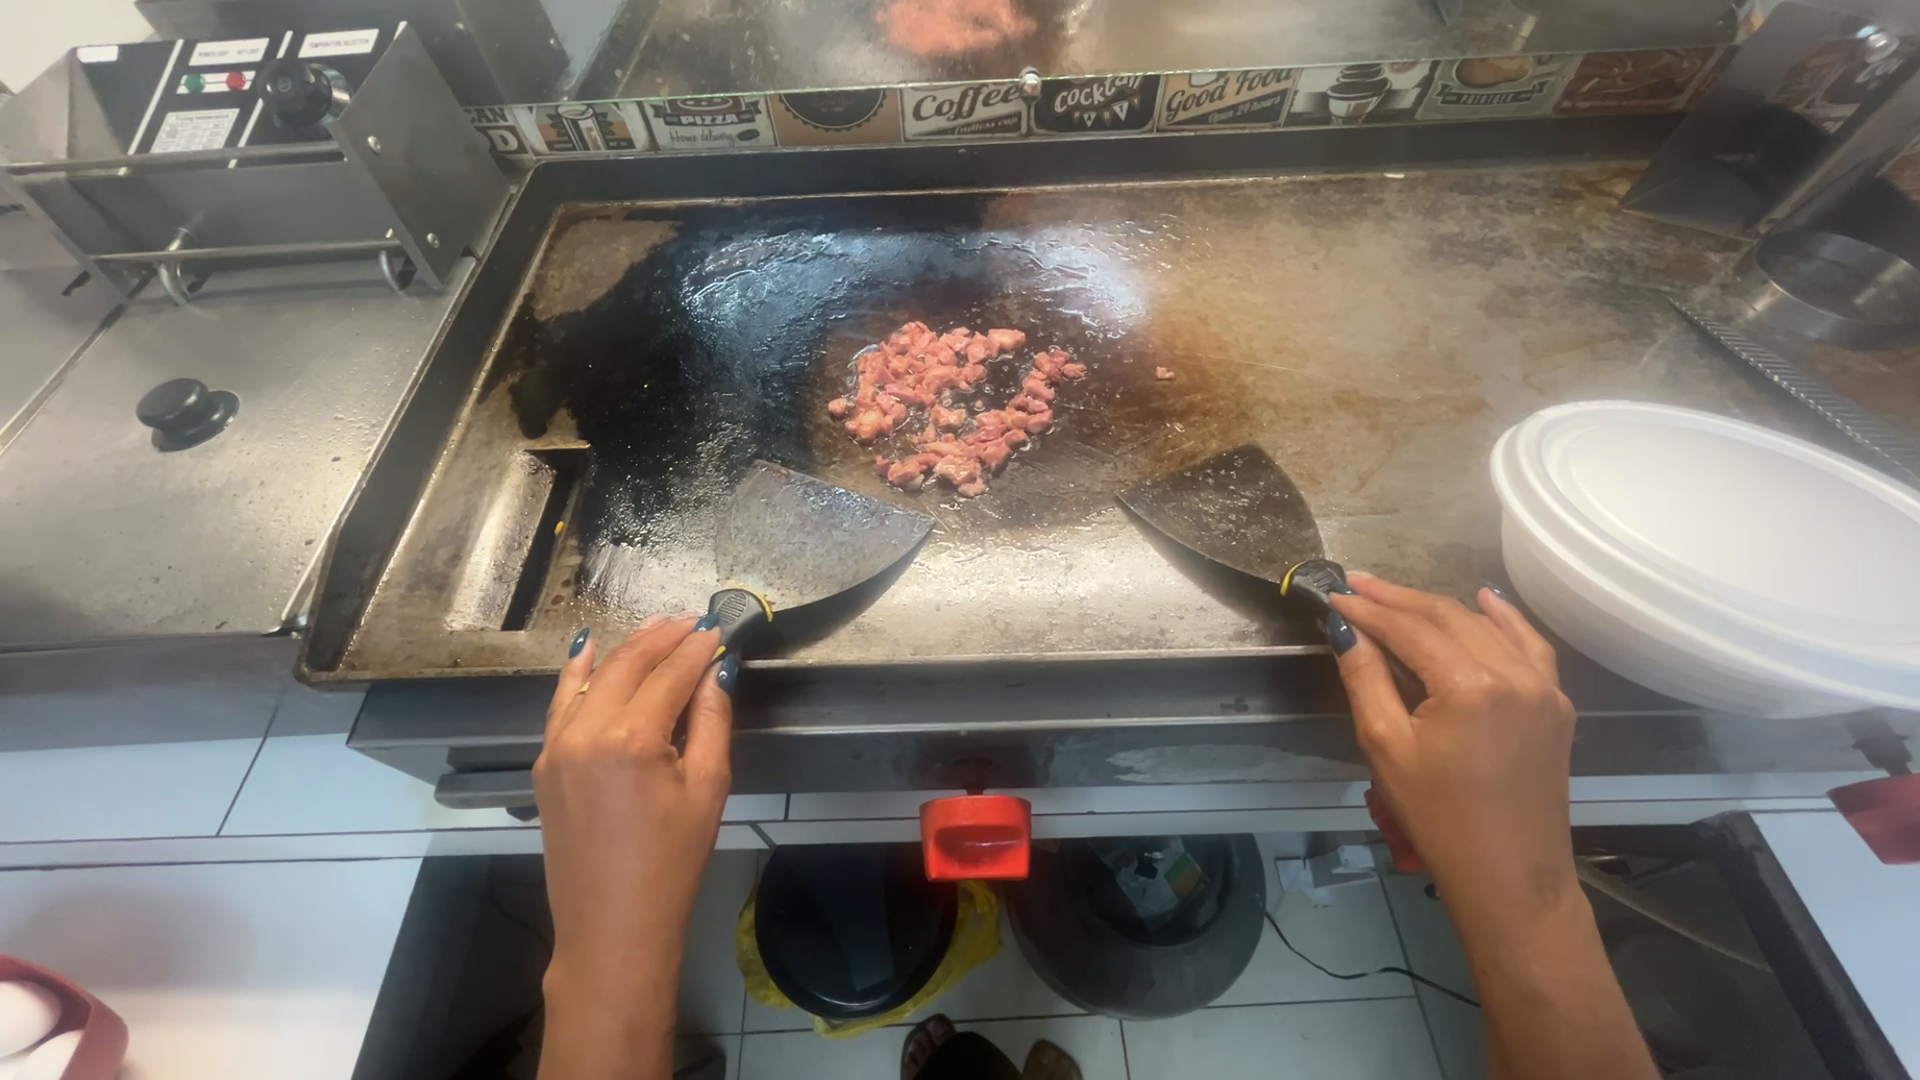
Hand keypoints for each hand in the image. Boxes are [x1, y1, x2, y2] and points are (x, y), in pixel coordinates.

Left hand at [534, 614, 734, 1079]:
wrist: (613, 925)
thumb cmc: (673, 860)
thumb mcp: (709, 786)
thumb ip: (712, 719)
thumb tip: (717, 671)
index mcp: (632, 738)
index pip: (671, 674)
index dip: (698, 649)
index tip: (718, 629)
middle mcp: (587, 731)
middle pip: (629, 665)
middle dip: (664, 638)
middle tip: (693, 620)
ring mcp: (557, 746)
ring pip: (594, 677)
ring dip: (627, 647)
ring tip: (658, 625)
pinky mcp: (545, 763)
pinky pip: (561, 704)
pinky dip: (577, 673)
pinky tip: (587, 648)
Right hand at [1328, 575, 1577, 916]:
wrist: (1509, 873)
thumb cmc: (1436, 813)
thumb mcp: (1384, 744)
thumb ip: (1364, 677)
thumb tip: (1344, 629)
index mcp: (1470, 686)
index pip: (1408, 629)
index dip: (1367, 610)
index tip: (1333, 595)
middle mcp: (1514, 675)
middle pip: (1447, 617)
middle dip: (1396, 599)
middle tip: (1355, 585)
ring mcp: (1543, 688)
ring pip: (1483, 626)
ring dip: (1436, 606)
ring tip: (1393, 594)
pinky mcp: (1556, 704)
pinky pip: (1529, 646)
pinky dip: (1504, 619)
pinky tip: (1485, 599)